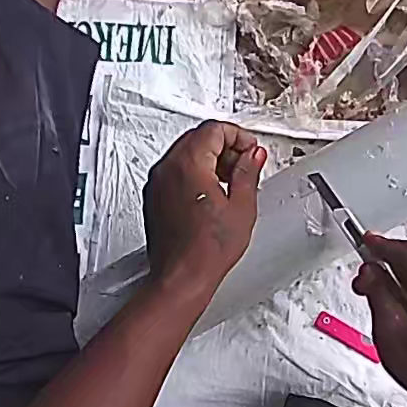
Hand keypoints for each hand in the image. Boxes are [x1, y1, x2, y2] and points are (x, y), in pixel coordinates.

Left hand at [145, 121, 264, 301]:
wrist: (182, 277)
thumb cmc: (207, 250)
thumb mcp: (242, 207)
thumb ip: (248, 172)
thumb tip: (253, 156)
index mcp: (188, 164)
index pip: (214, 129)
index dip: (238, 136)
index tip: (251, 150)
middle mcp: (167, 169)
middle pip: (198, 138)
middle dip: (225, 147)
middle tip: (244, 165)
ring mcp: (157, 183)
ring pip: (185, 154)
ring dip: (210, 160)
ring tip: (231, 183)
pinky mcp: (154, 198)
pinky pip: (174, 173)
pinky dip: (194, 175)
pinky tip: (212, 196)